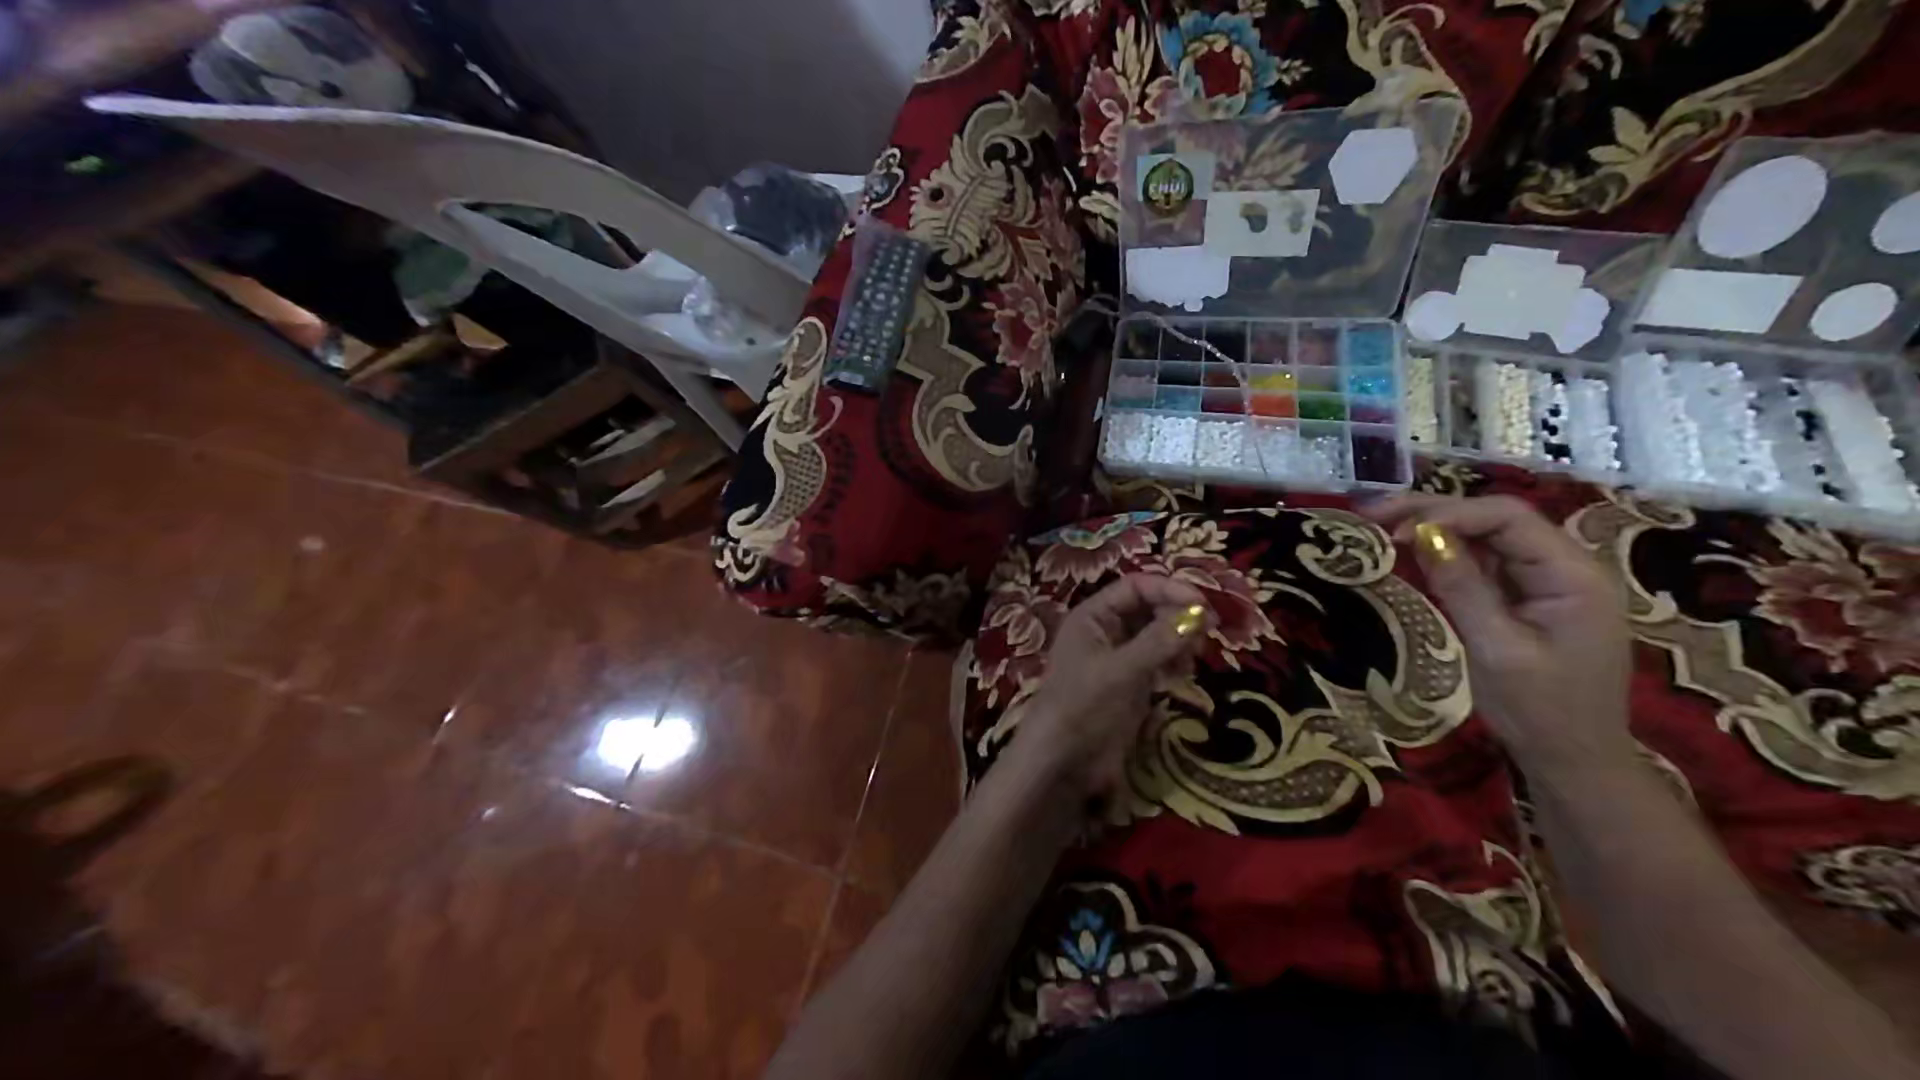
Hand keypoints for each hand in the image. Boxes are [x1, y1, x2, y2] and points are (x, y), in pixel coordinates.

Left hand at [1007, 573, 1209, 803]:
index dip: (1170, 590)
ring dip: (1179, 639)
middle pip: (1149, 608)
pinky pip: (1157, 661)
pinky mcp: (1128, 684)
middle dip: (1177, 615)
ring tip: (1194, 657)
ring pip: (1156, 635)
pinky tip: (1182, 675)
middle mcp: (1104, 631)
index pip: (1135, 587)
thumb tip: (1198, 614)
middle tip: (1206, 634)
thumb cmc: (1082, 706)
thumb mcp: (1121, 671)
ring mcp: (1117, 658)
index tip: (1203, 606)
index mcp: (1092, 617)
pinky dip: (1173, 662)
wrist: (1061, 761)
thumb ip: (1159, 641)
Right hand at [1364, 495, 1634, 774]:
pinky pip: (1484, 563)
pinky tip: (1411, 552)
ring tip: (1383, 527)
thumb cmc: (1541, 710)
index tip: (1395, 530)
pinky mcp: (1526, 598)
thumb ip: (1462, 587)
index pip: (1508, 517)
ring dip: (1435, 529)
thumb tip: (1421, 535)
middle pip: (1496, 519)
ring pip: (1486, 537)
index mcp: (1573, 575)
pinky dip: (1446, 554)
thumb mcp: (1496, 649)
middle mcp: (1565, 567)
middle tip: (1374, 515)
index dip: (1449, 513)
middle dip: (1434, 512)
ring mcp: (1545, 582)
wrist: (1574, 760)